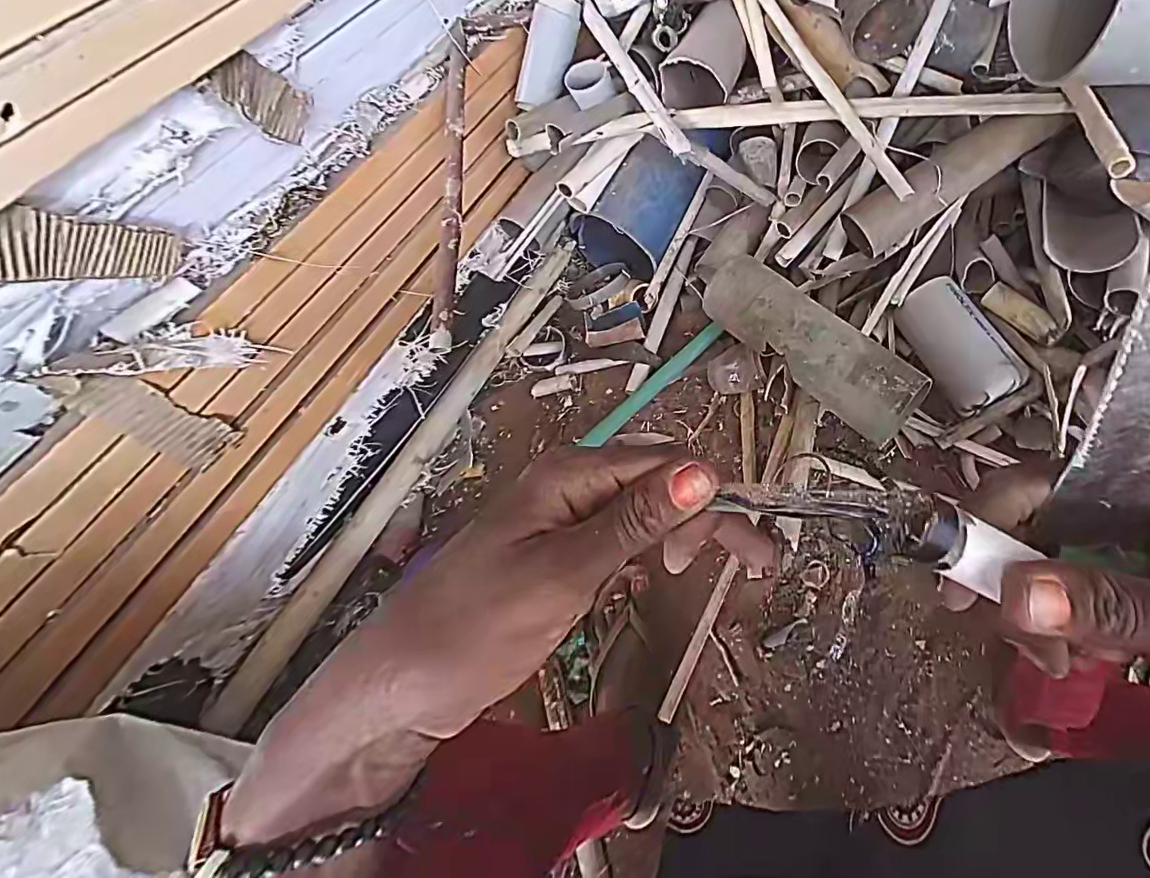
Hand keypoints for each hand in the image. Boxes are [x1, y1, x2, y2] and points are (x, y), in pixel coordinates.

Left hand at [347, 444, 773, 737]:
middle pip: (660, 478)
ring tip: (695, 572)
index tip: (750, 550)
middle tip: (752, 563)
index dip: (714, 499)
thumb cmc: (474, 629)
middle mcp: (572, 480)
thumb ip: (635, 522)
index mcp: (571, 472)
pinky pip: (621, 534)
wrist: (397, 686)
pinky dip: (648, 550)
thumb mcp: (564, 575)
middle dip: (707, 512)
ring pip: (645, 506)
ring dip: (682, 531)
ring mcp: (565, 514)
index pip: (667, 463)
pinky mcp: (562, 547)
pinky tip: (653, 575)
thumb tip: (703, 472)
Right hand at [959, 475, 1149, 750]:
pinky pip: (1027, 600)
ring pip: (1008, 565)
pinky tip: (1071, 659)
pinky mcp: (1084, 587)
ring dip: (1019, 619)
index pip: (1035, 479)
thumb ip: (1116, 607)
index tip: (962, 572)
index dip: (986, 516)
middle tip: (1029, 637)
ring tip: (1066, 658)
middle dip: (1004, 584)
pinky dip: (1032, 636)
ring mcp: (1089, 550)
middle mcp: (1102, 509)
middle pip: (1008, 523)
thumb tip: (1020, 592)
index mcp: (1136, 487)